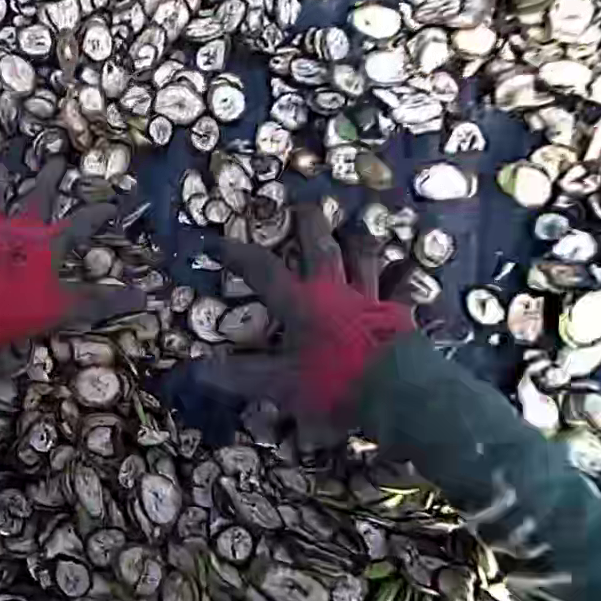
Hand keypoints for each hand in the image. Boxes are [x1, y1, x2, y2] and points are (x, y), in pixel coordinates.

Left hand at [0, 158, 144, 352]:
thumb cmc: (17, 311)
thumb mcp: (63, 309)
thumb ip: (100, 301)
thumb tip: (145, 297)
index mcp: (47, 242)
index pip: (82, 223)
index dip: (98, 212)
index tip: (111, 203)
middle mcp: (18, 228)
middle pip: (39, 196)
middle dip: (51, 177)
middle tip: (57, 159)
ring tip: (0, 167)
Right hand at [198, 203, 416, 420]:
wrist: (400, 394)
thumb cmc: (333, 382)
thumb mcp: (275, 385)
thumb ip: (234, 376)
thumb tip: (192, 370)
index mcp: (300, 303)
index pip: (262, 269)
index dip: (237, 254)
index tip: (217, 243)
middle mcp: (334, 292)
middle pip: (322, 249)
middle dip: (310, 227)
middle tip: (304, 206)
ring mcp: (372, 300)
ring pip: (366, 260)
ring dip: (359, 242)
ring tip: (356, 226)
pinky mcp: (401, 316)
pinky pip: (405, 289)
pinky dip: (405, 277)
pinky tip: (408, 268)